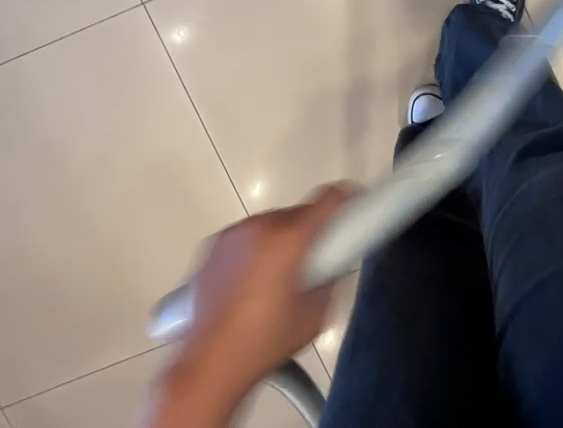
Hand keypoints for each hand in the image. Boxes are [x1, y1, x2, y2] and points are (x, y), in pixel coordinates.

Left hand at [149, 185, 353, 424]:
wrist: (209, 364)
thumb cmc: (266, 342)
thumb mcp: (316, 316)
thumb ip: (332, 279)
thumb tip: (333, 263)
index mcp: (289, 240)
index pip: (328, 198)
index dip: (345, 200)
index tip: (352, 210)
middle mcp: (260, 226)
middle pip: (298, 214)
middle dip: (309, 233)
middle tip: (311, 265)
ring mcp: (233, 233)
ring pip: (271, 224)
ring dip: (281, 240)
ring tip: (277, 279)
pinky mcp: (213, 245)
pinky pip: (247, 236)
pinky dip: (255, 249)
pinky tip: (251, 282)